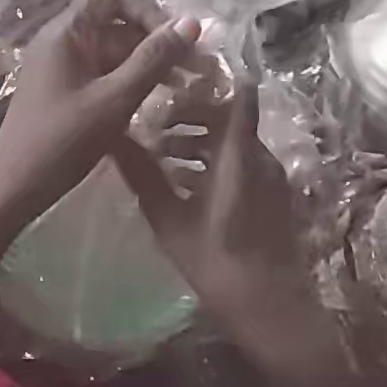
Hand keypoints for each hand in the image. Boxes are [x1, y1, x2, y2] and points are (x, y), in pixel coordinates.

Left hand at [0, 0, 199, 231]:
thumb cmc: (63, 141)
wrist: (14, 188)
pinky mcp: (64, 92)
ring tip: (184, 89)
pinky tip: (154, 104)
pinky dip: (129, 83)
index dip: (149, 10)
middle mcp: (62, 41)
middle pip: (117, 24)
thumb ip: (153, 59)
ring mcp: (61, 68)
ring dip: (147, 65)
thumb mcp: (115, 99)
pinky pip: (102, 75)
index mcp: (67, 32)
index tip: (177, 41)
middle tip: (194, 70)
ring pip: (113, 52)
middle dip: (156, 42)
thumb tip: (192, 22)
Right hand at [114, 87, 345, 386]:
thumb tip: (113, 138)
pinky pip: (242, 165)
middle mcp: (261, 157)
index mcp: (239, 154)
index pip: (237, 94)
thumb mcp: (169, 218)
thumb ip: (142, 174)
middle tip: (153, 128)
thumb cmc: (215, 261)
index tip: (175, 78)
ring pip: (232, 144)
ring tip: (162, 158)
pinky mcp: (273, 197)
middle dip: (190, 118)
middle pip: (228, 119)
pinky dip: (214, 164)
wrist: (269, 308)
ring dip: (199, 144)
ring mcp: (271, 178)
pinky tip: (184, 185)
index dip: (210, 79)